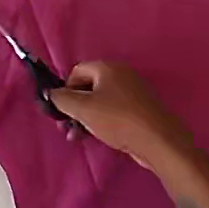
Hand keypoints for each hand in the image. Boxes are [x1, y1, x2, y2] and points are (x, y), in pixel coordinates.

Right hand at [47, 61, 193, 172]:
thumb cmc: (117, 119)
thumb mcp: (84, 109)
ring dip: (84, 117)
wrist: (157, 140)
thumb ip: (62, 99)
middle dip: (73, 107)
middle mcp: (121, 74)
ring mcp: (132, 92)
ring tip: (76, 136)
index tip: (60, 109)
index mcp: (107, 67)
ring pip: (99, 101)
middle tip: (65, 126)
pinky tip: (94, 137)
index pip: (77, 71)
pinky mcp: (138, 109)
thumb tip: (51, 93)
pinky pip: (112, 111)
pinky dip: (100, 121)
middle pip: (88, 86)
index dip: (65, 89)